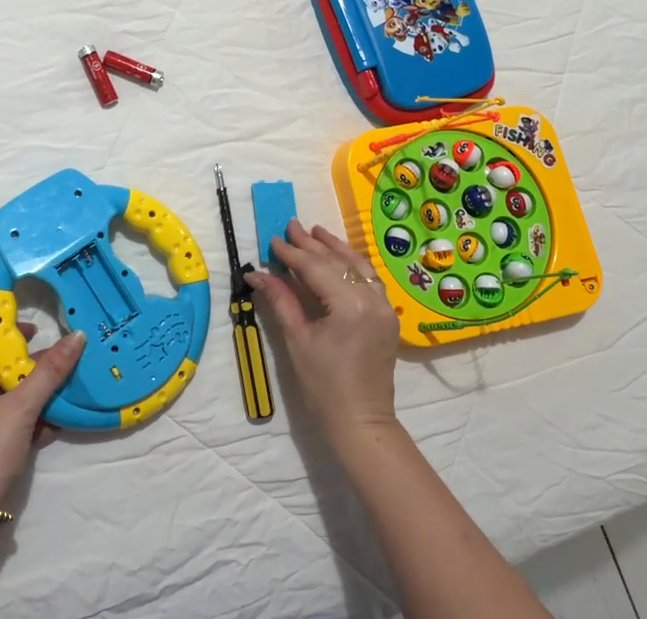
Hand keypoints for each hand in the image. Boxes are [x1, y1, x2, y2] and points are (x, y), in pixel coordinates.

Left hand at [0, 325, 86, 508]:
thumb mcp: (20, 408)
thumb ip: (49, 372)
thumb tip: (77, 336)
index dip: (4, 334)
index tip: (36, 333)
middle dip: (28, 367)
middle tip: (58, 362)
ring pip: (5, 398)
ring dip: (34, 394)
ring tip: (65, 388)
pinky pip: (8, 422)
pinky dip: (30, 419)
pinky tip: (58, 421)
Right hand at [248, 221, 399, 446]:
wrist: (360, 421)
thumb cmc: (323, 386)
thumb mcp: (297, 340)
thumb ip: (281, 300)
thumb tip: (257, 274)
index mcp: (349, 305)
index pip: (316, 268)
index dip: (292, 253)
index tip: (273, 240)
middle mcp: (372, 299)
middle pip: (338, 263)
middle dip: (312, 244)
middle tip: (290, 225)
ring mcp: (385, 307)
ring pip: (359, 267)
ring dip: (336, 249)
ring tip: (315, 232)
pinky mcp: (389, 316)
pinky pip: (370, 281)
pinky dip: (352, 265)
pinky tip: (339, 257)